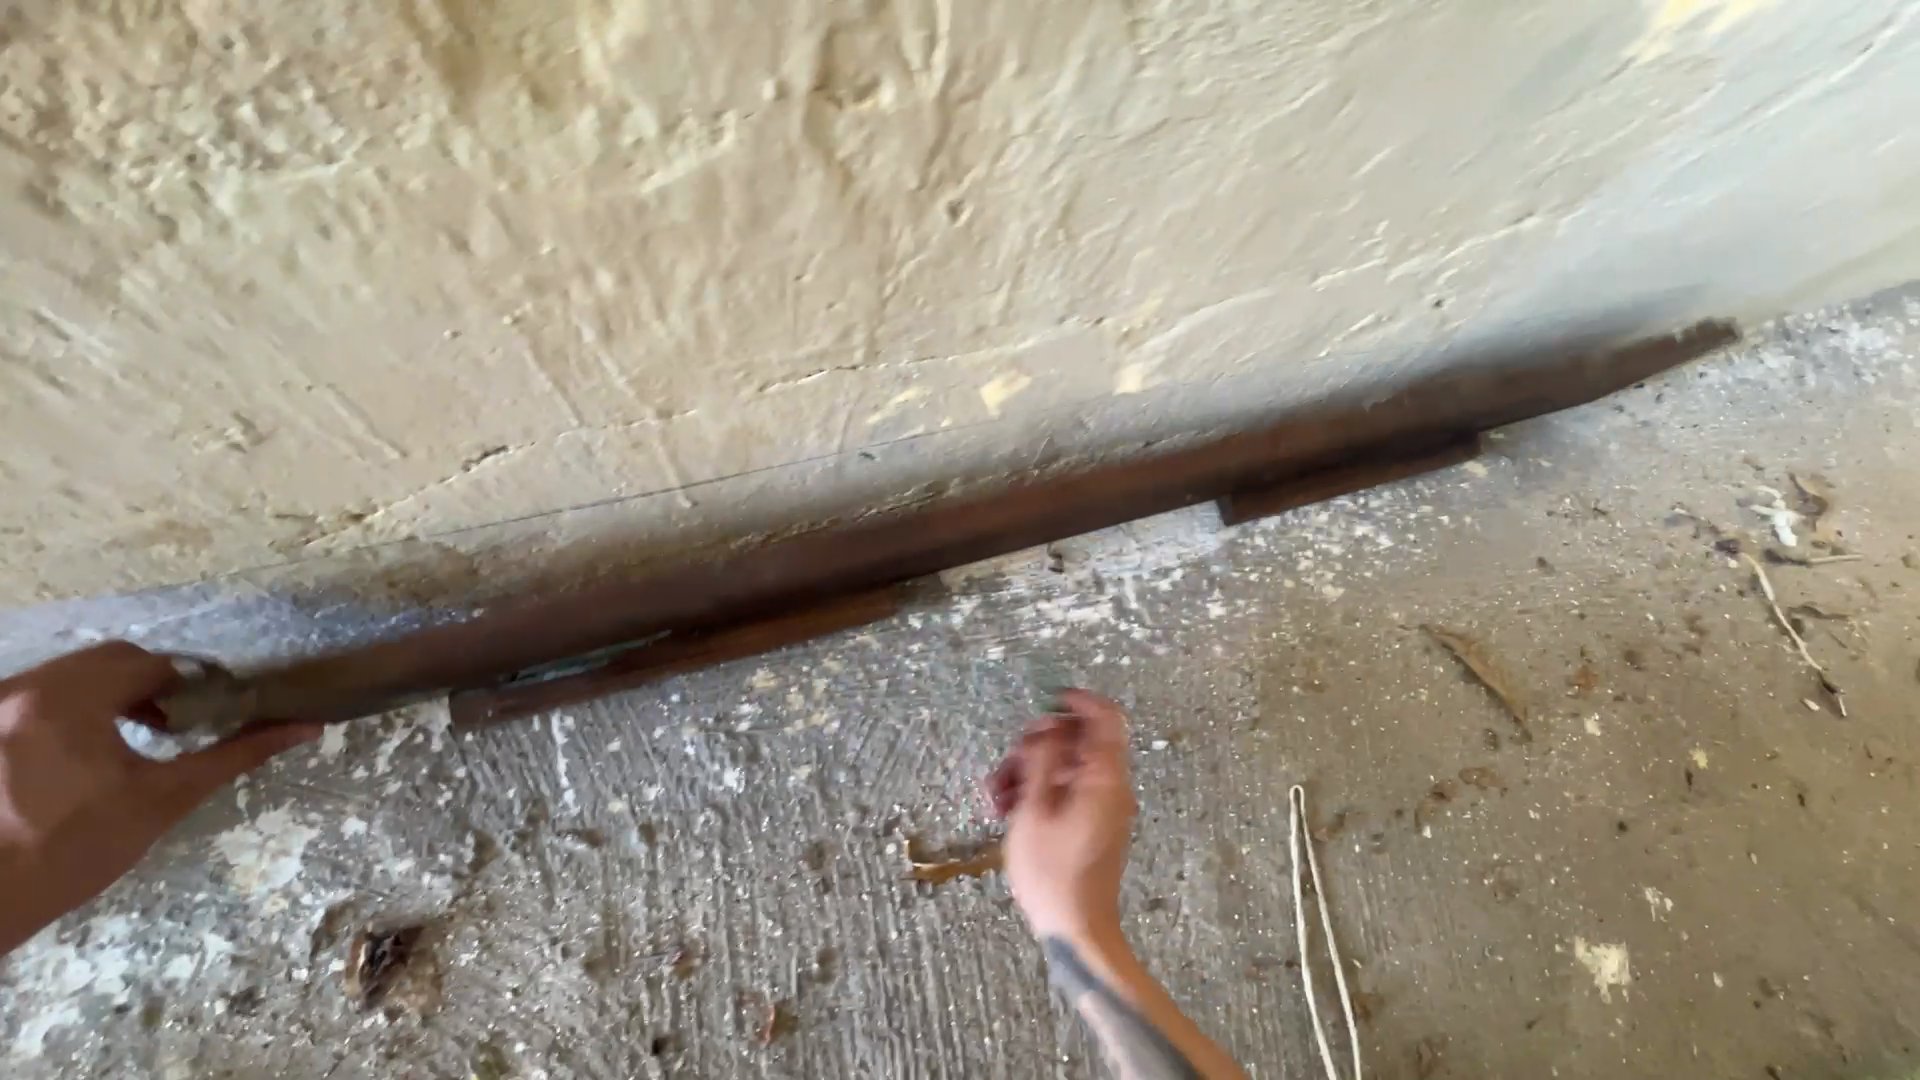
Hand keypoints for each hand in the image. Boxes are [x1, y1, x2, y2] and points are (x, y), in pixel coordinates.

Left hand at [0, 642, 318, 954]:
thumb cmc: (75, 849)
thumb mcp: (168, 797)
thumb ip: (238, 753)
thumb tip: (307, 728)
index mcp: (68, 702)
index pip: (151, 664)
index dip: (191, 684)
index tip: (208, 713)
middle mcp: (19, 693)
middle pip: (108, 660)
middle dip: (150, 683)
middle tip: (175, 722)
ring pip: (69, 675)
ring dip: (110, 692)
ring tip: (133, 733)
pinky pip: (35, 696)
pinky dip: (70, 707)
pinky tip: (83, 746)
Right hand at [994, 689, 1136, 942]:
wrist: (1075, 929)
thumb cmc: (1052, 870)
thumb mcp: (1036, 808)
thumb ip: (1043, 759)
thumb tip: (1049, 726)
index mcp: (1104, 776)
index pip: (1105, 716)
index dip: (1076, 701)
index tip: (1043, 702)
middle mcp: (1108, 785)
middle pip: (1076, 741)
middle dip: (1035, 745)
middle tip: (1006, 764)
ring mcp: (1099, 804)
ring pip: (1063, 766)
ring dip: (1027, 771)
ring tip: (995, 795)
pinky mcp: (1088, 821)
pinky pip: (1063, 791)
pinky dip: (1036, 792)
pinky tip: (1006, 810)